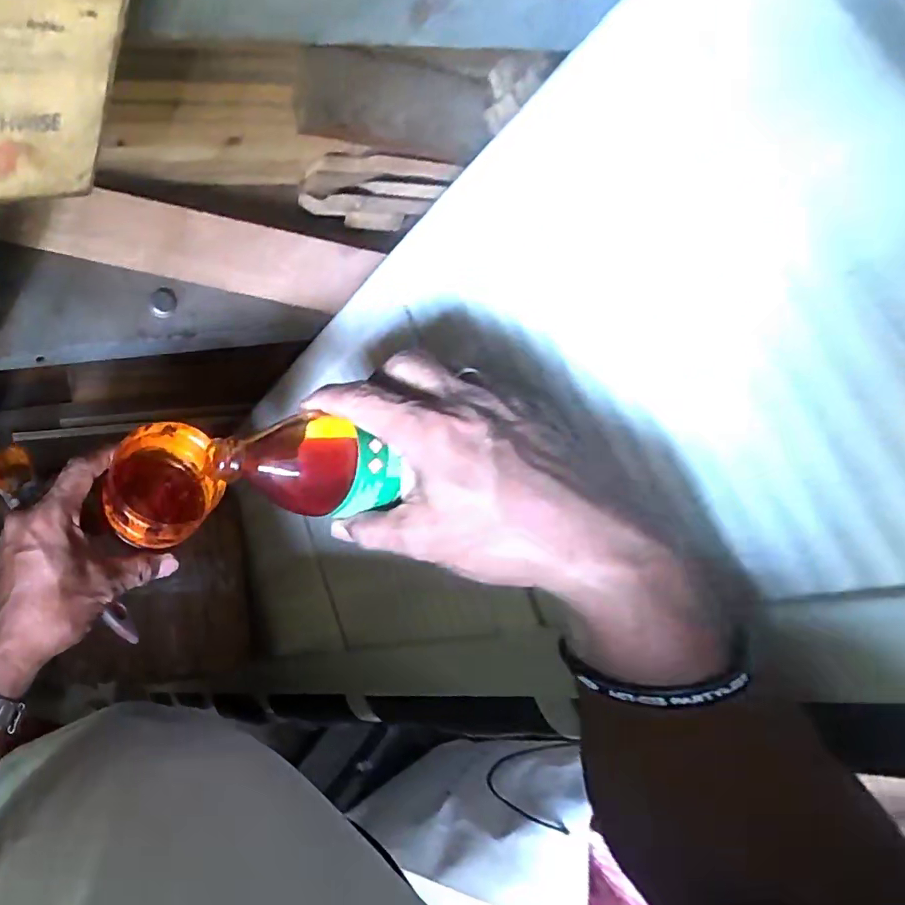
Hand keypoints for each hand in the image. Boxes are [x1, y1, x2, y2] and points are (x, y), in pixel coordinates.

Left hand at [0, 450, 178, 697]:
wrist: (10, 642)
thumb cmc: (56, 607)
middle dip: (93, 486)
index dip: (102, 457)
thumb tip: (172, 562)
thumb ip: (137, 568)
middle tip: (122, 485)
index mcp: (49, 515)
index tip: (123, 451)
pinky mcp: (9, 551)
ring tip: (108, 513)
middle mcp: (27, 515)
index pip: (78, 471)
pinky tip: (83, 539)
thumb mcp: (101, 586)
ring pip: (51, 508)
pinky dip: (63, 525)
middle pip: (63, 488)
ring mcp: (14, 533)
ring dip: (78, 509)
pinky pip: (40, 525)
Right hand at [303, 351, 726, 683]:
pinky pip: (484, 386)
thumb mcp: (425, 542)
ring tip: (419, 424)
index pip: (363, 399)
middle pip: (405, 362)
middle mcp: (461, 402)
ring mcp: (503, 400)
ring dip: (421, 385)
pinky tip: (467, 436)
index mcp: (427, 431)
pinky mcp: (535, 409)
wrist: (595, 540)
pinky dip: (459, 398)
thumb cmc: (500, 539)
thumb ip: (374, 530)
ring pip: (447, 369)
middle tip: (369, 413)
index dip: (327, 397)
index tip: (309, 406)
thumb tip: (343, 527)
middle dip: (375, 379)